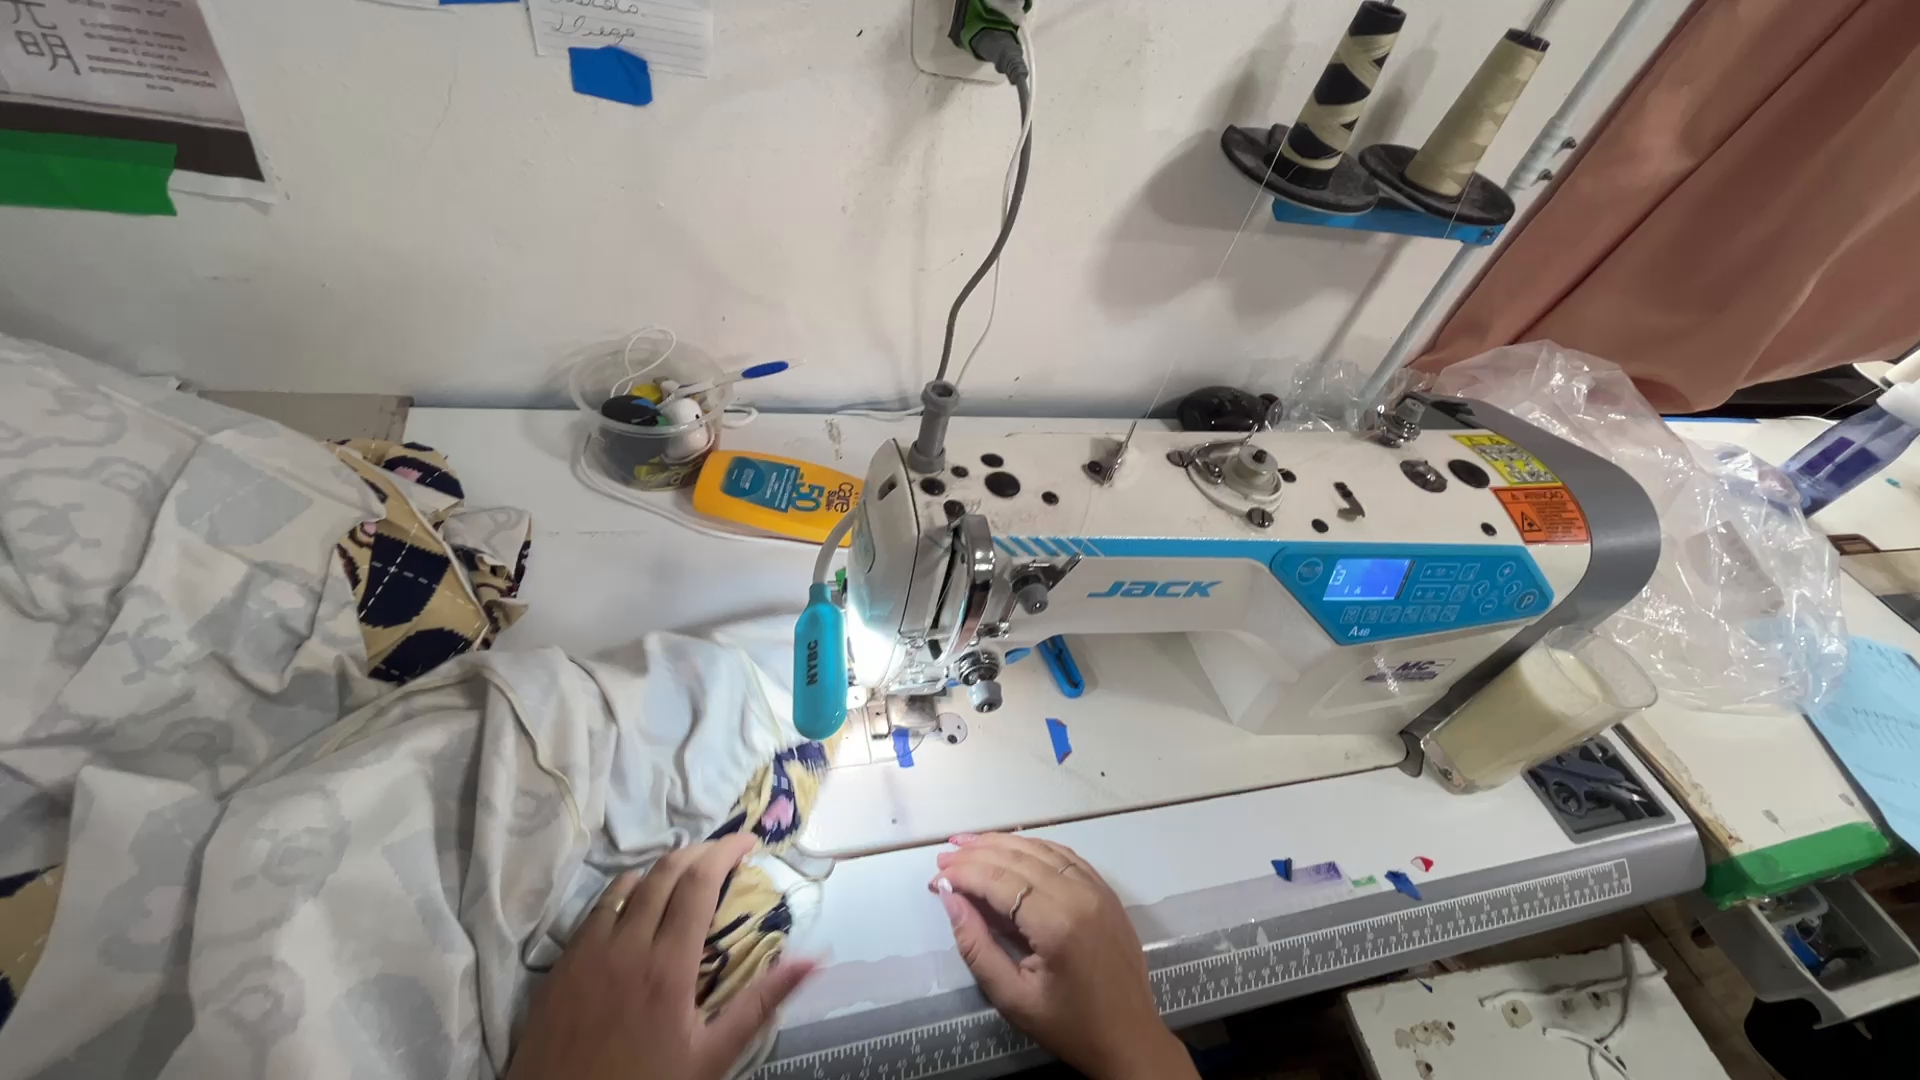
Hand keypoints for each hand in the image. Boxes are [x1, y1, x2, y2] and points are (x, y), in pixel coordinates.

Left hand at [509, 834, 815, 1079]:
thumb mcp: (711, 1057)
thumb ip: (761, 1003)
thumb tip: (812, 960)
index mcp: (669, 965)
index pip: (700, 882)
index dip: (726, 851)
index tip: (748, 842)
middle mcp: (627, 946)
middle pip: (666, 871)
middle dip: (700, 851)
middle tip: (723, 854)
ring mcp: (588, 952)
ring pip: (629, 883)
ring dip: (663, 868)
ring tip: (685, 873)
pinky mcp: (561, 965)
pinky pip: (596, 908)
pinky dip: (624, 891)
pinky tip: (636, 904)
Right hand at [931, 833, 1196, 1079]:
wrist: (1130, 1039)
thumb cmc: (1068, 1026)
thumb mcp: (1012, 998)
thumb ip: (976, 945)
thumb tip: (949, 897)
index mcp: (1057, 924)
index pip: (999, 881)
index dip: (965, 873)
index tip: (936, 875)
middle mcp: (1078, 894)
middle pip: (1018, 858)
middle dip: (977, 853)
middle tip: (944, 855)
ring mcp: (1096, 887)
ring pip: (1040, 849)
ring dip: (1002, 843)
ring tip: (968, 843)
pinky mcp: (1104, 889)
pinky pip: (1063, 855)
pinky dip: (1032, 846)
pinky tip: (1010, 847)